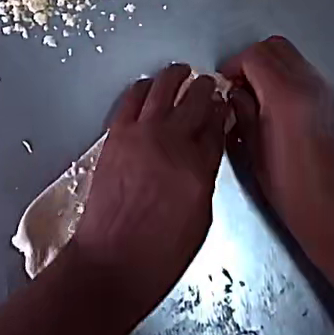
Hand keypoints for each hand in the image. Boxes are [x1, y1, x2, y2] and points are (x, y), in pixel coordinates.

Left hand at [66, 65, 226, 313]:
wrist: (110, 262)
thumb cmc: (160, 253)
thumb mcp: (200, 218)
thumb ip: (206, 175)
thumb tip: (206, 151)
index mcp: (199, 168)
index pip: (216, 126)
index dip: (221, 111)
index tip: (223, 104)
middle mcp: (173, 142)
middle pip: (196, 100)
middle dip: (206, 88)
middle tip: (208, 84)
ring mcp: (142, 134)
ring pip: (165, 88)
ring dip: (177, 77)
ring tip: (183, 72)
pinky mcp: (117, 133)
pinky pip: (133, 98)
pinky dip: (145, 87)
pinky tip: (150, 86)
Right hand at [221, 37, 333, 256]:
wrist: (333, 208)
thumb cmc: (291, 187)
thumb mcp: (253, 148)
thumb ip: (241, 110)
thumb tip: (235, 92)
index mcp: (286, 95)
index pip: (255, 56)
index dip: (234, 64)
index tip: (226, 80)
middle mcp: (310, 85)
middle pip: (275, 47)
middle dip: (252, 59)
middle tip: (239, 82)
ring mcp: (326, 89)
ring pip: (292, 56)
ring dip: (270, 66)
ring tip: (257, 94)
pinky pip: (305, 71)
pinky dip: (287, 76)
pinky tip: (277, 103)